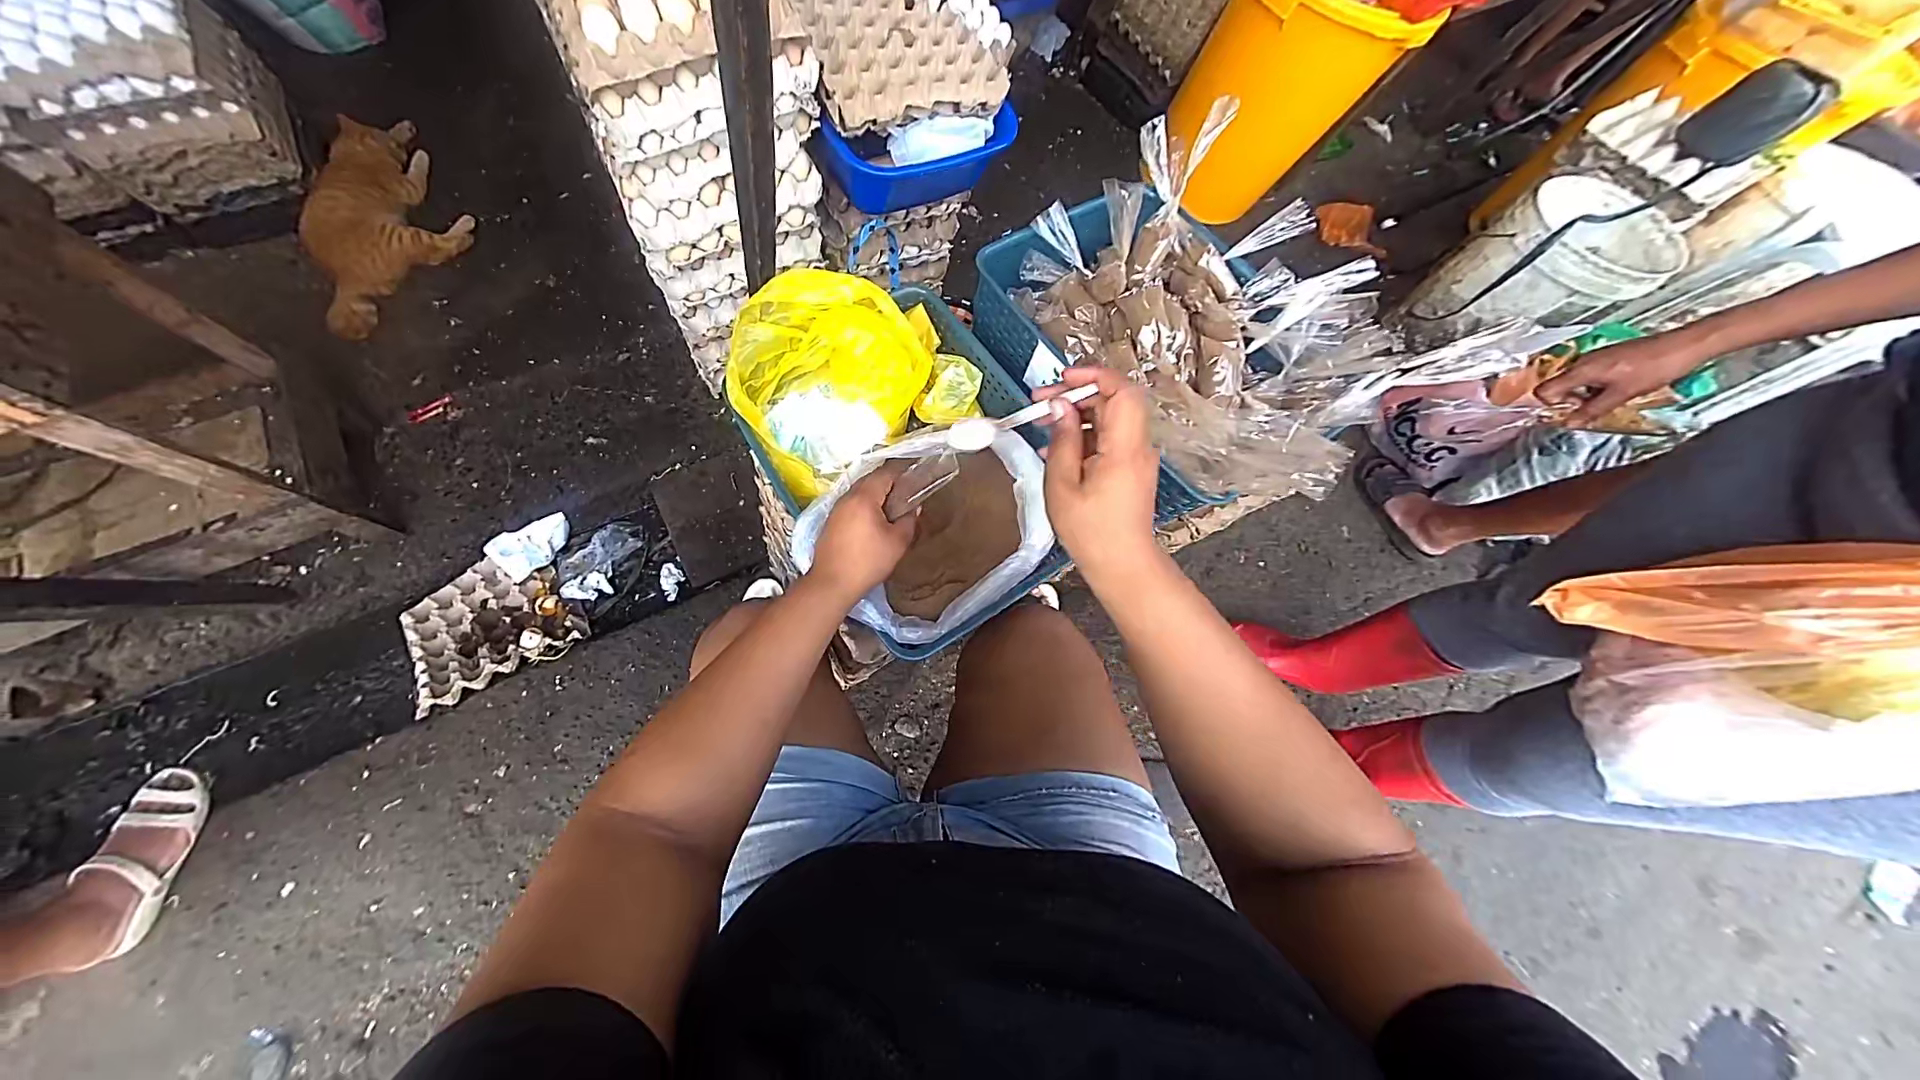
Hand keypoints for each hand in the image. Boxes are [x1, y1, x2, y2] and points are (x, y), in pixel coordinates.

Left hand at [808, 462, 917, 600]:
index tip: (916, 477)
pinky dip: (864, 506)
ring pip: (859, 492)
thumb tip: (913, 508)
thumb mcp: (898, 542)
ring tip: (892, 508)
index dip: (902, 472)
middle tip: (906, 493)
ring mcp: (835, 509)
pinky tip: (873, 521)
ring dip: (875, 495)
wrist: (832, 583)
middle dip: (889, 482)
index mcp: (864, 497)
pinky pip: (851, 505)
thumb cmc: (868, 561)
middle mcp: (847, 497)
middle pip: (870, 480)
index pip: (885, 473)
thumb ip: (909, 520)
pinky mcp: (830, 522)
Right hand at [1036, 367, 1162, 581]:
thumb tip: (1060, 408)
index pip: (1121, 391)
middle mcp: (1137, 447)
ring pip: (1109, 418)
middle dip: (1076, 394)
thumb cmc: (1093, 533)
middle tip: (1041, 401)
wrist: (1122, 564)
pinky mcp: (1130, 468)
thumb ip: (1061, 441)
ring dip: (1077, 414)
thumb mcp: (1063, 486)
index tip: (1063, 378)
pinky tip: (1057, 446)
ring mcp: (1136, 457)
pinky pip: (1108, 438)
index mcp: (1124, 449)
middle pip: (1113, 401)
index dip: (1093, 375)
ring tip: (1044, 423)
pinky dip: (1083, 434)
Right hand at [1534, 331, 1709, 426]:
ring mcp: (1595, 357)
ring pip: (1575, 381)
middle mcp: (1583, 362)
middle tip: (1592, 408)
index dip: (1553, 404)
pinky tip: (1618, 388)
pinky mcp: (1608, 356)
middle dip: (1570, 401)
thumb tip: (1570, 423)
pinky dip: (1597, 386)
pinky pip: (1590, 375)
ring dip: (1586, 394)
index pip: (1544, 390)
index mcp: (1581, 370)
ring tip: (1610, 398)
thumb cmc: (1657, 366)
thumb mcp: (1623, 394)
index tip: (1571, 411)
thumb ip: (1592, 410)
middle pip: (1558, 386)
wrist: (1687, 345)